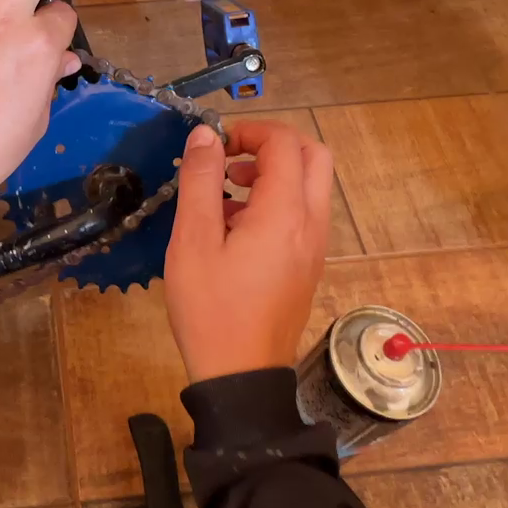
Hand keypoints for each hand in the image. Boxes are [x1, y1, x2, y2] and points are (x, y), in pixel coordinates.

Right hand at [163, 120, 333, 382]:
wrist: (241, 376)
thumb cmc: (211, 307)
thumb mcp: (193, 240)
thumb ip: (200, 180)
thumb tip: (206, 135)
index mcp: (285, 213)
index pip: (285, 144)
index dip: (251, 131)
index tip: (216, 145)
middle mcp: (311, 224)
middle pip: (313, 156)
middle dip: (272, 144)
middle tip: (232, 158)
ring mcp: (314, 246)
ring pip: (311, 184)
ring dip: (274, 171)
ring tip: (226, 192)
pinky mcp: (308, 263)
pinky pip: (303, 212)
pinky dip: (276, 198)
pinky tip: (234, 225)